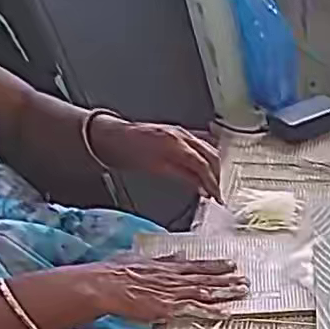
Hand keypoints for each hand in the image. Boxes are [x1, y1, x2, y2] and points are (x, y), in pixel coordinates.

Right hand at [81, 257, 246, 321]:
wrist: (103, 285)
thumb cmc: (117, 273)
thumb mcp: (143, 260)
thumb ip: (165, 259)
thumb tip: (180, 254)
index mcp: (168, 267)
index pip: (198, 265)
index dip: (216, 265)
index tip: (232, 264)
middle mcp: (175, 278)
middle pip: (207, 278)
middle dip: (228, 279)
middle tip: (246, 280)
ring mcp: (174, 293)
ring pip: (206, 292)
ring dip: (226, 293)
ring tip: (242, 293)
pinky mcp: (170, 308)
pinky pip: (196, 310)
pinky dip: (212, 311)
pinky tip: (226, 313)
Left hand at [88, 116, 222, 201]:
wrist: (109, 136)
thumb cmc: (127, 151)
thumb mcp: (157, 169)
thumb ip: (184, 176)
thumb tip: (202, 188)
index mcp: (176, 143)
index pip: (204, 166)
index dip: (213, 183)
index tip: (218, 197)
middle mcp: (181, 134)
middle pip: (211, 156)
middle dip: (218, 176)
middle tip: (220, 192)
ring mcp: (180, 131)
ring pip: (209, 149)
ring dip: (216, 166)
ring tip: (216, 182)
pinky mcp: (178, 132)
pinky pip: (201, 143)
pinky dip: (208, 156)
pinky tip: (209, 166)